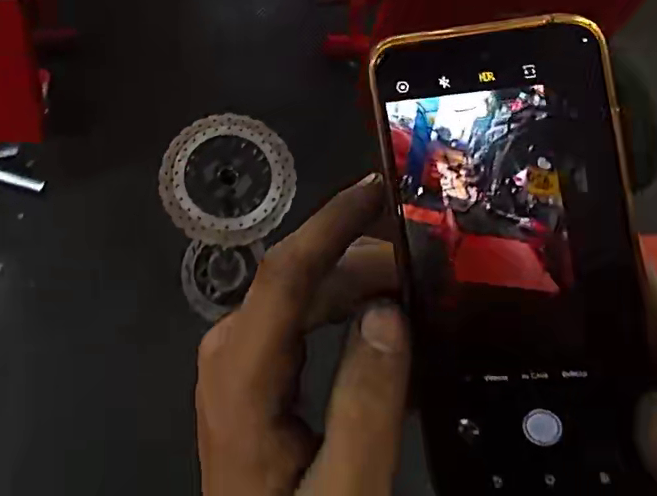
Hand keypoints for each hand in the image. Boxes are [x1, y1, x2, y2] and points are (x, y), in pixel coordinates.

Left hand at [196, 175, 408, 495]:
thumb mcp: (345, 490)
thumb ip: (366, 404)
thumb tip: (388, 313)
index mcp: (240, 371)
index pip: (286, 271)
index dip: (331, 222)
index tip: (376, 190)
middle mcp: (230, 347)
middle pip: (301, 280)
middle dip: (363, 262)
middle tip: (426, 268)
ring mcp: (237, 358)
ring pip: (304, 297)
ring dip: (358, 288)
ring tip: (414, 295)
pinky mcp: (251, 372)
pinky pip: (302, 325)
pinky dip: (346, 318)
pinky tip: (388, 334)